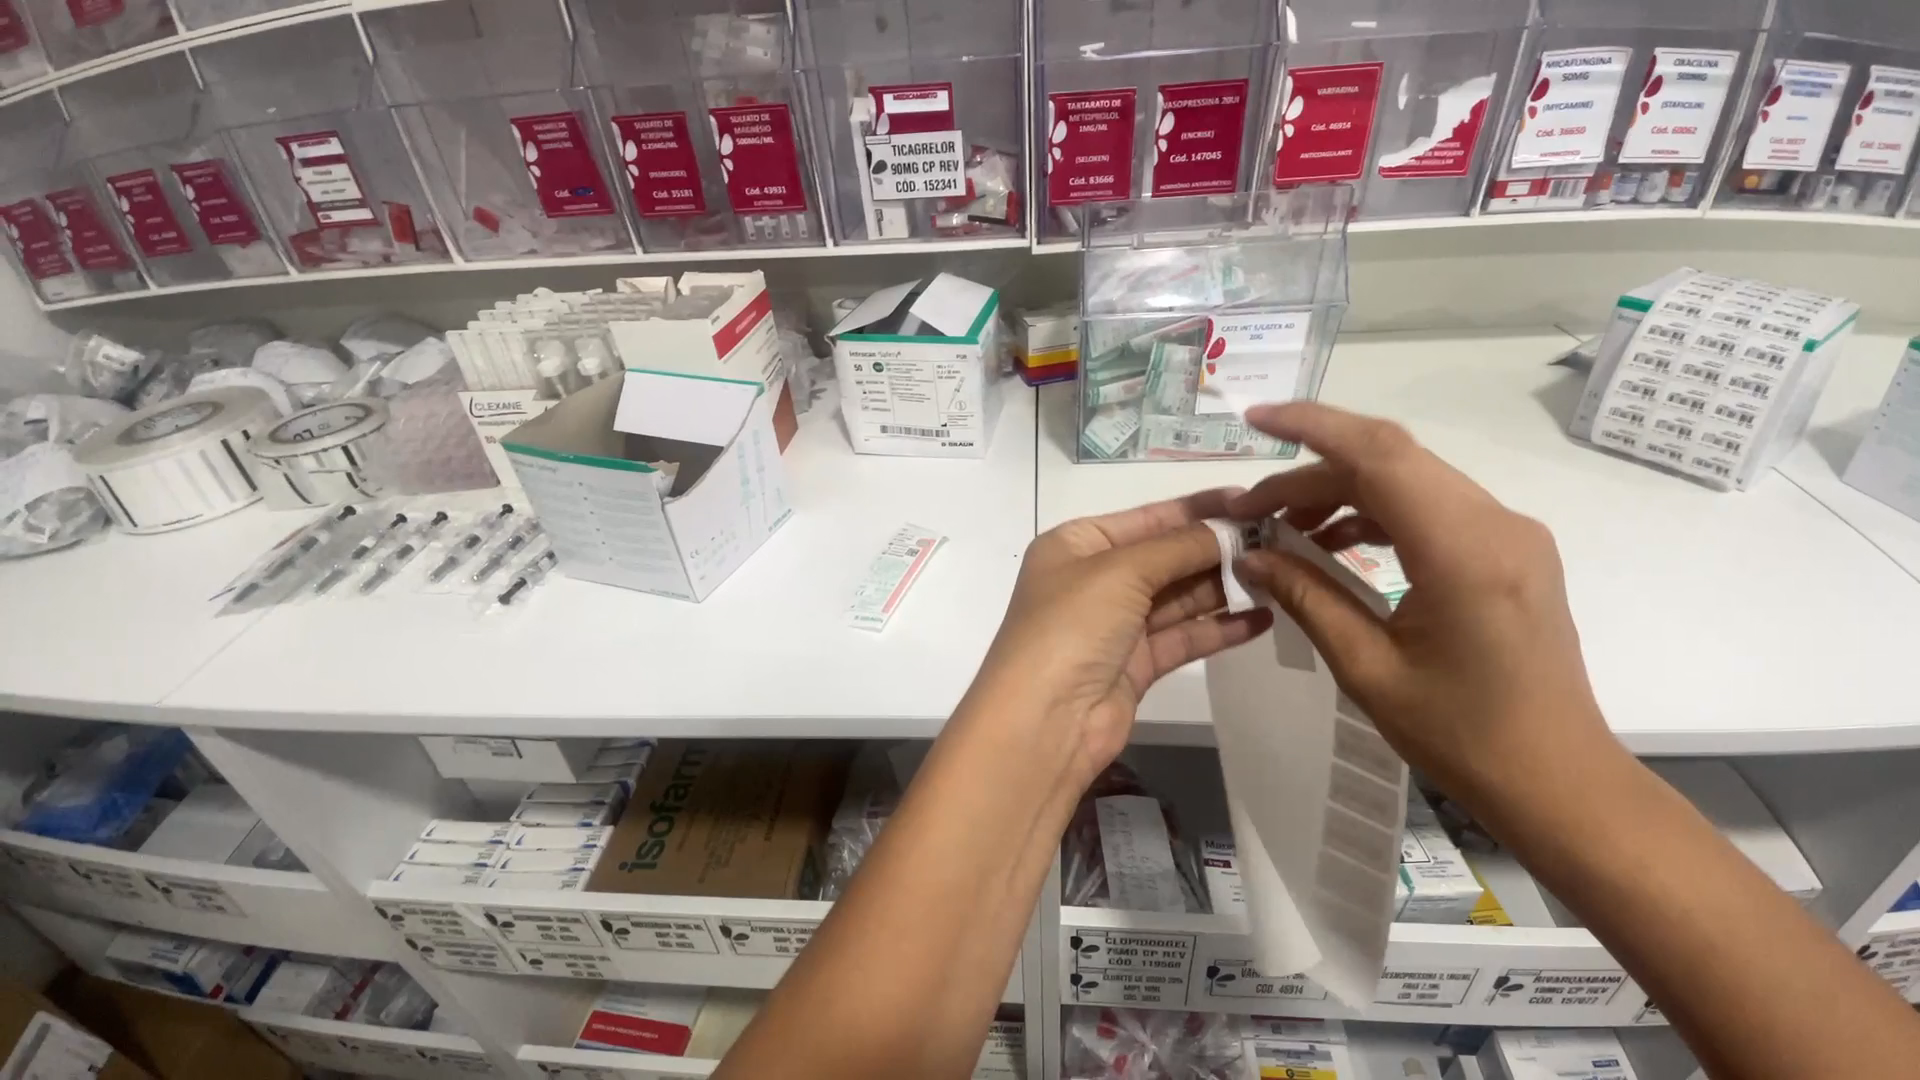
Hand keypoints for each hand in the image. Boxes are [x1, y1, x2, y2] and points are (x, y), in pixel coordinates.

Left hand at [971, 490, 1273, 781]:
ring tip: (1280, 573)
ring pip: (1178, 597)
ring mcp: (1114, 625)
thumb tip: (1230, 528)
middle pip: (1165, 556)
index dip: (1198, 509)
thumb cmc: (1072, 627)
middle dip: (1217, 548)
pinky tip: (1262, 617)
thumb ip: (1179, 547)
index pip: (1146, 517)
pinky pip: (1184, 636)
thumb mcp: (1121, 571)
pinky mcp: (1135, 665)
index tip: (1251, 500)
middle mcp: (1093, 580)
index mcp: (1076, 544)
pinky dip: (1220, 627)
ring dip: (1224, 585)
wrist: (1043, 721)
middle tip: (1279, 539)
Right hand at [1227, 402, 1617, 810]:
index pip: (1380, 455)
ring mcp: (1508, 534)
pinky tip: (1334, 545)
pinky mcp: (1508, 550)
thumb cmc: (1462, 735)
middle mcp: (1496, 524)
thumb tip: (1251, 556)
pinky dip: (1374, 514)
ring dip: (1340, 494)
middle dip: (1311, 473)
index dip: (1312, 427)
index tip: (1255, 419)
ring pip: (1409, 481)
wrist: (1558, 780)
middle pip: (1390, 462)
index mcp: (1463, 551)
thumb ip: (1307, 598)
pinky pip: (1430, 508)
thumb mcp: (1367, 669)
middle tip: (1252, 507)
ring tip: (1284, 529)